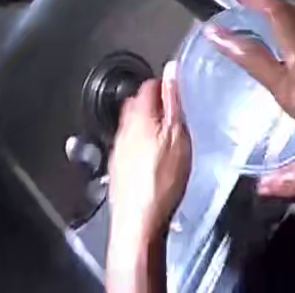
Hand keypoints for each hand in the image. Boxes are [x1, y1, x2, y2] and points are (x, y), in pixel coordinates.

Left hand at [106, 63, 191, 264]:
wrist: (138, 225)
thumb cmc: (161, 180)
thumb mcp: (177, 134)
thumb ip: (173, 100)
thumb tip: (170, 69)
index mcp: (139, 115)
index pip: (148, 85)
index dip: (163, 83)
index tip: (175, 89)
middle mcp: (123, 128)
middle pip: (136, 103)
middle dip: (152, 102)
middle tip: (171, 110)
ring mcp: (117, 150)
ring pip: (130, 125)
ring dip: (145, 123)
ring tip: (164, 134)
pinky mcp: (117, 170)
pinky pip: (128, 146)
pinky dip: (139, 144)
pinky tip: (151, 158)